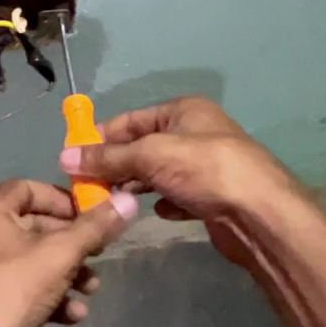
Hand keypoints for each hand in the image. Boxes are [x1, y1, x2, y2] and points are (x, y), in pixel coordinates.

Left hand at [0, 180, 137, 326]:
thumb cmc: (15, 288)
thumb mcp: (61, 255)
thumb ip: (94, 228)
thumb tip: (127, 201)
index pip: (29, 188)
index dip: (63, 199)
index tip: (91, 216)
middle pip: (32, 226)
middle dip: (70, 243)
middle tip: (98, 254)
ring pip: (28, 259)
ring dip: (64, 272)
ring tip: (91, 289)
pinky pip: (16, 285)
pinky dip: (45, 294)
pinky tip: (72, 315)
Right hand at [57, 96, 318, 265]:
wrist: (261, 216)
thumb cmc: (204, 170)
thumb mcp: (149, 156)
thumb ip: (107, 158)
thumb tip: (64, 158)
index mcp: (183, 111)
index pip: (130, 120)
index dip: (100, 137)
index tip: (73, 158)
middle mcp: (195, 133)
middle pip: (143, 146)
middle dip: (116, 165)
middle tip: (88, 185)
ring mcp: (206, 165)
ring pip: (158, 172)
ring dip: (136, 185)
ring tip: (113, 201)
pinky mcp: (213, 196)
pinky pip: (178, 195)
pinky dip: (164, 202)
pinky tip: (157, 213)